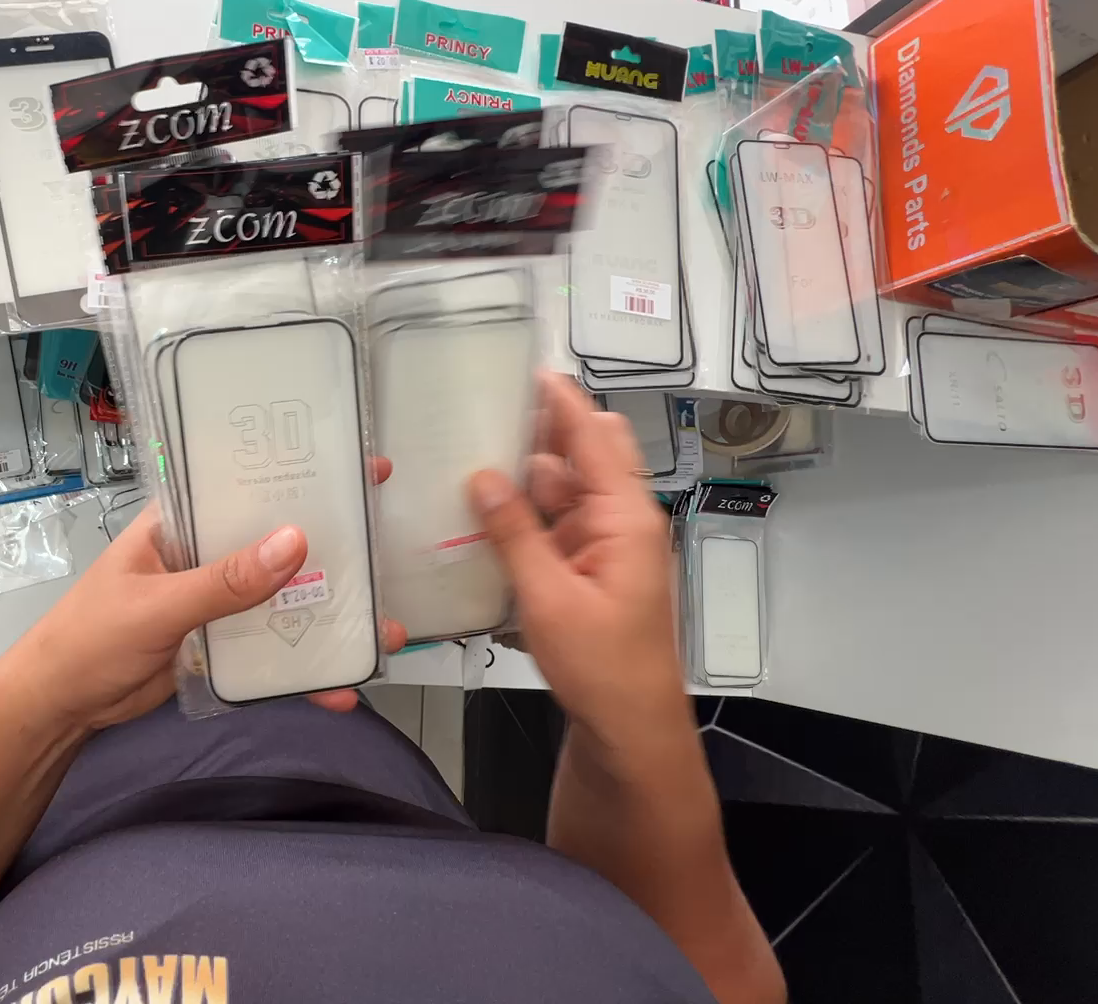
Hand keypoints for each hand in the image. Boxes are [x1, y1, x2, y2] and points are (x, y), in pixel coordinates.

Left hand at [2, 459, 405, 731]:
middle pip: (275, 540)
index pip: (243, 483)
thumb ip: (222, 582)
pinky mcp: (222, 643)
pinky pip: (270, 646)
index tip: (355, 466)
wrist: (61, 707)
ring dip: (326, 612)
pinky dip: (300, 667)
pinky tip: (337, 689)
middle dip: (329, 546)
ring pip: (281, 597)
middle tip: (384, 545)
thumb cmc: (89, 638)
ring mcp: (217, 599)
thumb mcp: (156, 606)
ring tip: (382, 629)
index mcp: (181, 522)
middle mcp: (205, 552)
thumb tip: (296, 543)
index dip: (296, 473)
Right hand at [467, 373, 685, 738]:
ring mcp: (601, 546)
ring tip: (469, 459)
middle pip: (578, 459)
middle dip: (536, 435)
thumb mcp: (548, 596)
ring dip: (522, 480)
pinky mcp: (585, 568)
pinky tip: (484, 512)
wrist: (628, 727)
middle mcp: (618, 522)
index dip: (564, 402)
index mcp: (626, 518)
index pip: (596, 438)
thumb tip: (483, 477)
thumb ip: (514, 533)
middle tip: (482, 414)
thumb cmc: (601, 665)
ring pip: (560, 493)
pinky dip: (522, 516)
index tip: (529, 369)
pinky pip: (552, 526)